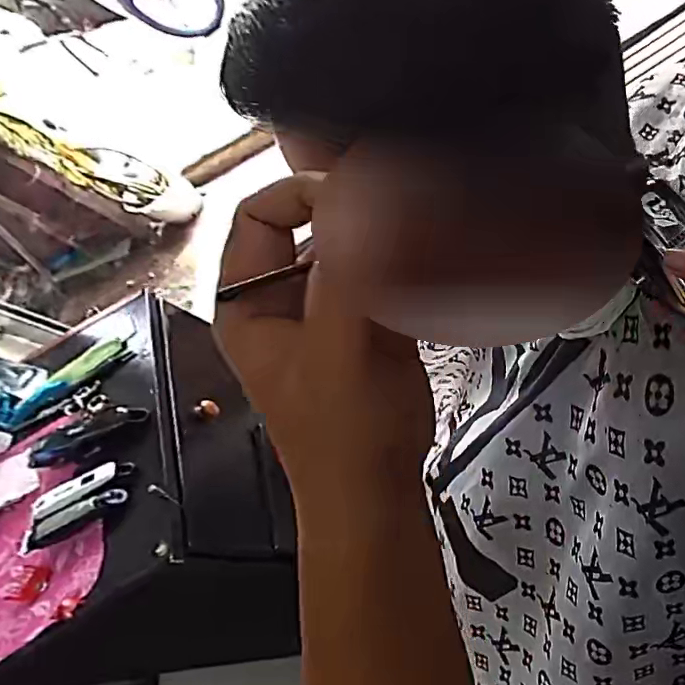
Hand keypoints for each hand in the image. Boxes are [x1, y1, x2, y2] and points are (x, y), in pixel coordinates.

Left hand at [213, 174, 431, 491]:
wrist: (377, 490)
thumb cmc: (346, 428)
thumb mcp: (341, 347)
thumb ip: (350, 273)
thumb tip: (363, 195)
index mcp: (248, 300)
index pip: (259, 215)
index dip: (304, 194)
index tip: (367, 197)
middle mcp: (283, 299)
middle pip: (311, 229)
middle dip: (358, 215)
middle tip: (411, 209)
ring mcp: (330, 316)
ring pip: (354, 254)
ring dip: (388, 241)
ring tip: (430, 235)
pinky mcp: (370, 330)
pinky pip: (383, 282)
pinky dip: (408, 269)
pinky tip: (436, 268)